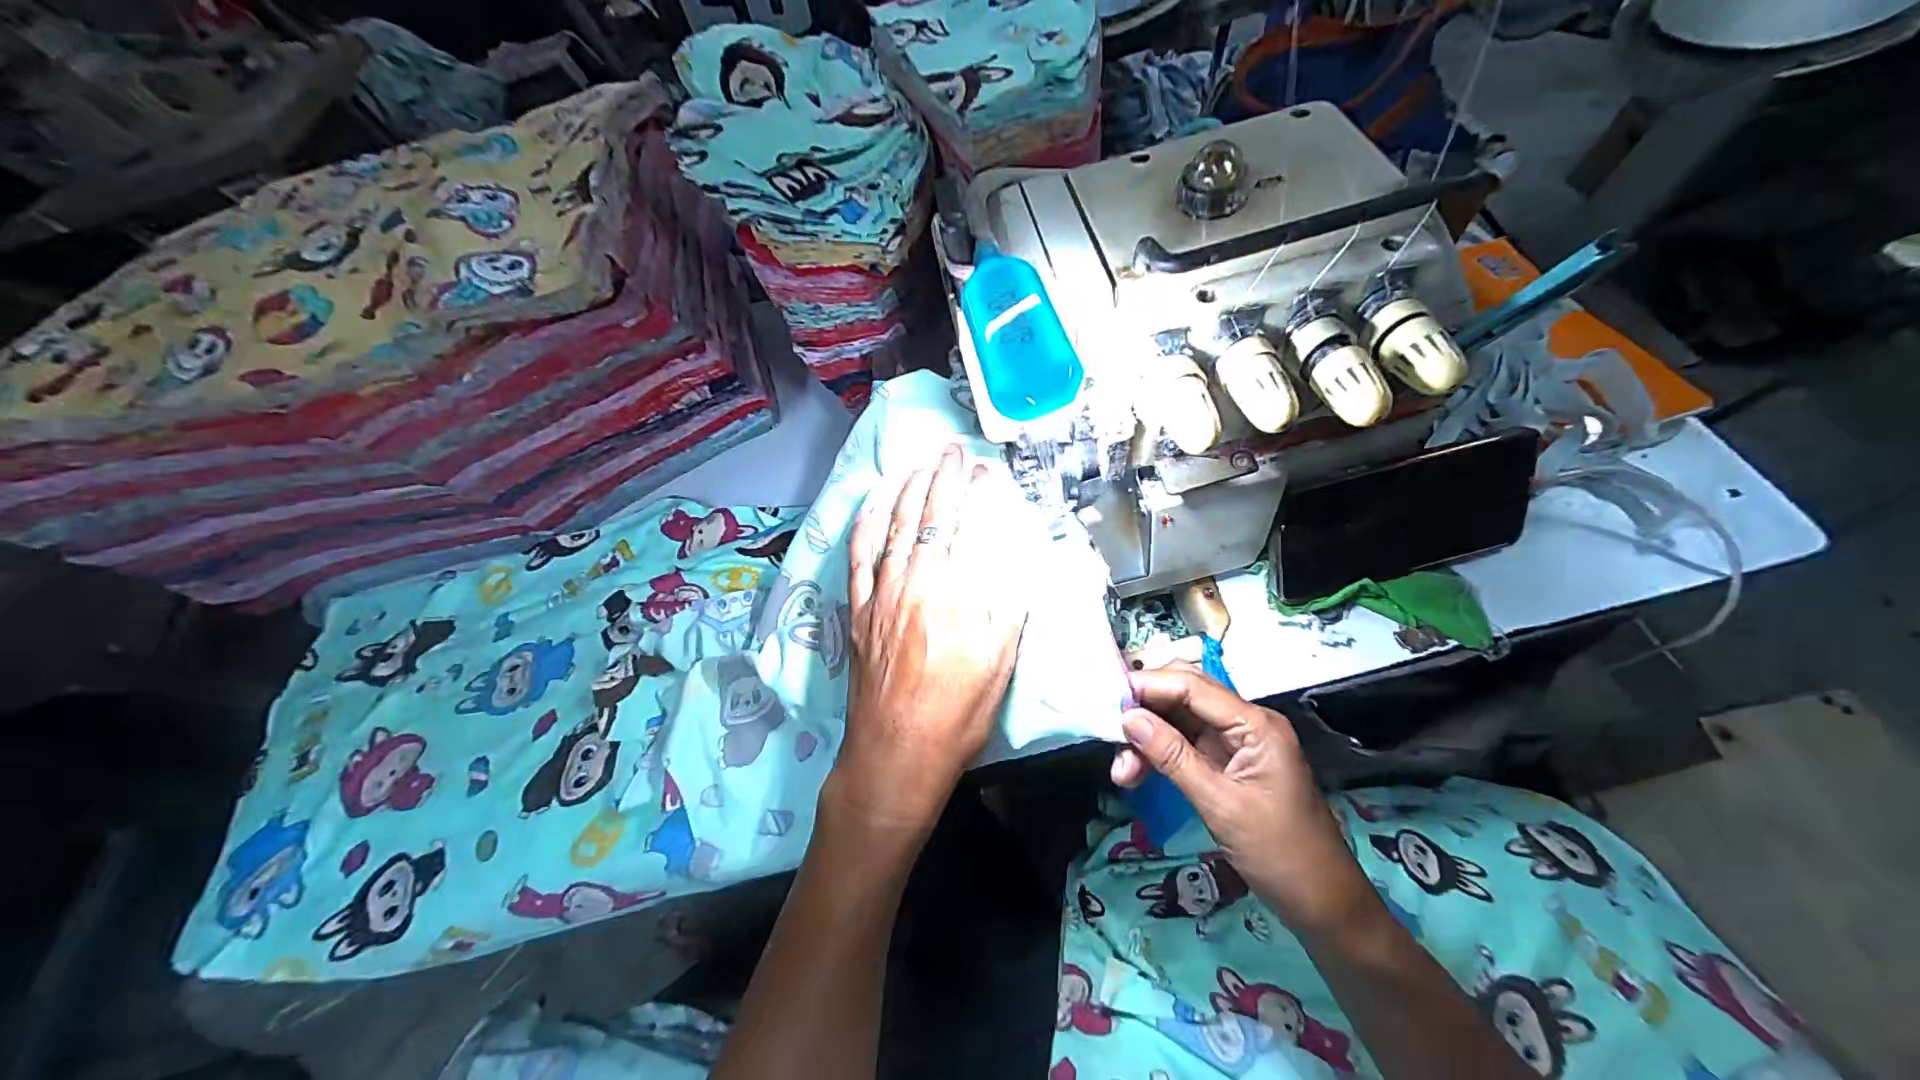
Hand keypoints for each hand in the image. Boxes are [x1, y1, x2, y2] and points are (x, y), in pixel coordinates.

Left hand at [829, 446, 1028, 834]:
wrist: (895, 755)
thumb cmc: (955, 716)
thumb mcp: (999, 664)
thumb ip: (1010, 607)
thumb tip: (1020, 563)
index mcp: (951, 596)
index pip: (963, 528)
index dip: (972, 493)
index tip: (983, 470)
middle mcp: (912, 585)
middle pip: (925, 519)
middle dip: (939, 478)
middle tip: (950, 450)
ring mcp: (879, 597)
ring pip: (890, 529)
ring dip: (904, 491)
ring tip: (918, 465)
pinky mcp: (858, 613)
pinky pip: (858, 558)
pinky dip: (864, 525)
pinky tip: (872, 505)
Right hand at [1112, 665, 1371, 932]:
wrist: (1322, 902)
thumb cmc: (1279, 852)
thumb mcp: (1220, 804)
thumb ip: (1172, 756)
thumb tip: (1128, 719)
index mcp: (1255, 724)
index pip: (1193, 686)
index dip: (1149, 686)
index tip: (1109, 700)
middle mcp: (1245, 723)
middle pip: (1183, 697)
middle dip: (1145, 713)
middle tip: (1111, 735)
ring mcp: (1235, 743)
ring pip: (1178, 721)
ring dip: (1147, 738)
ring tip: (1122, 772)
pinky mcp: (1227, 763)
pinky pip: (1184, 744)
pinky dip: (1159, 755)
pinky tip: (1136, 773)